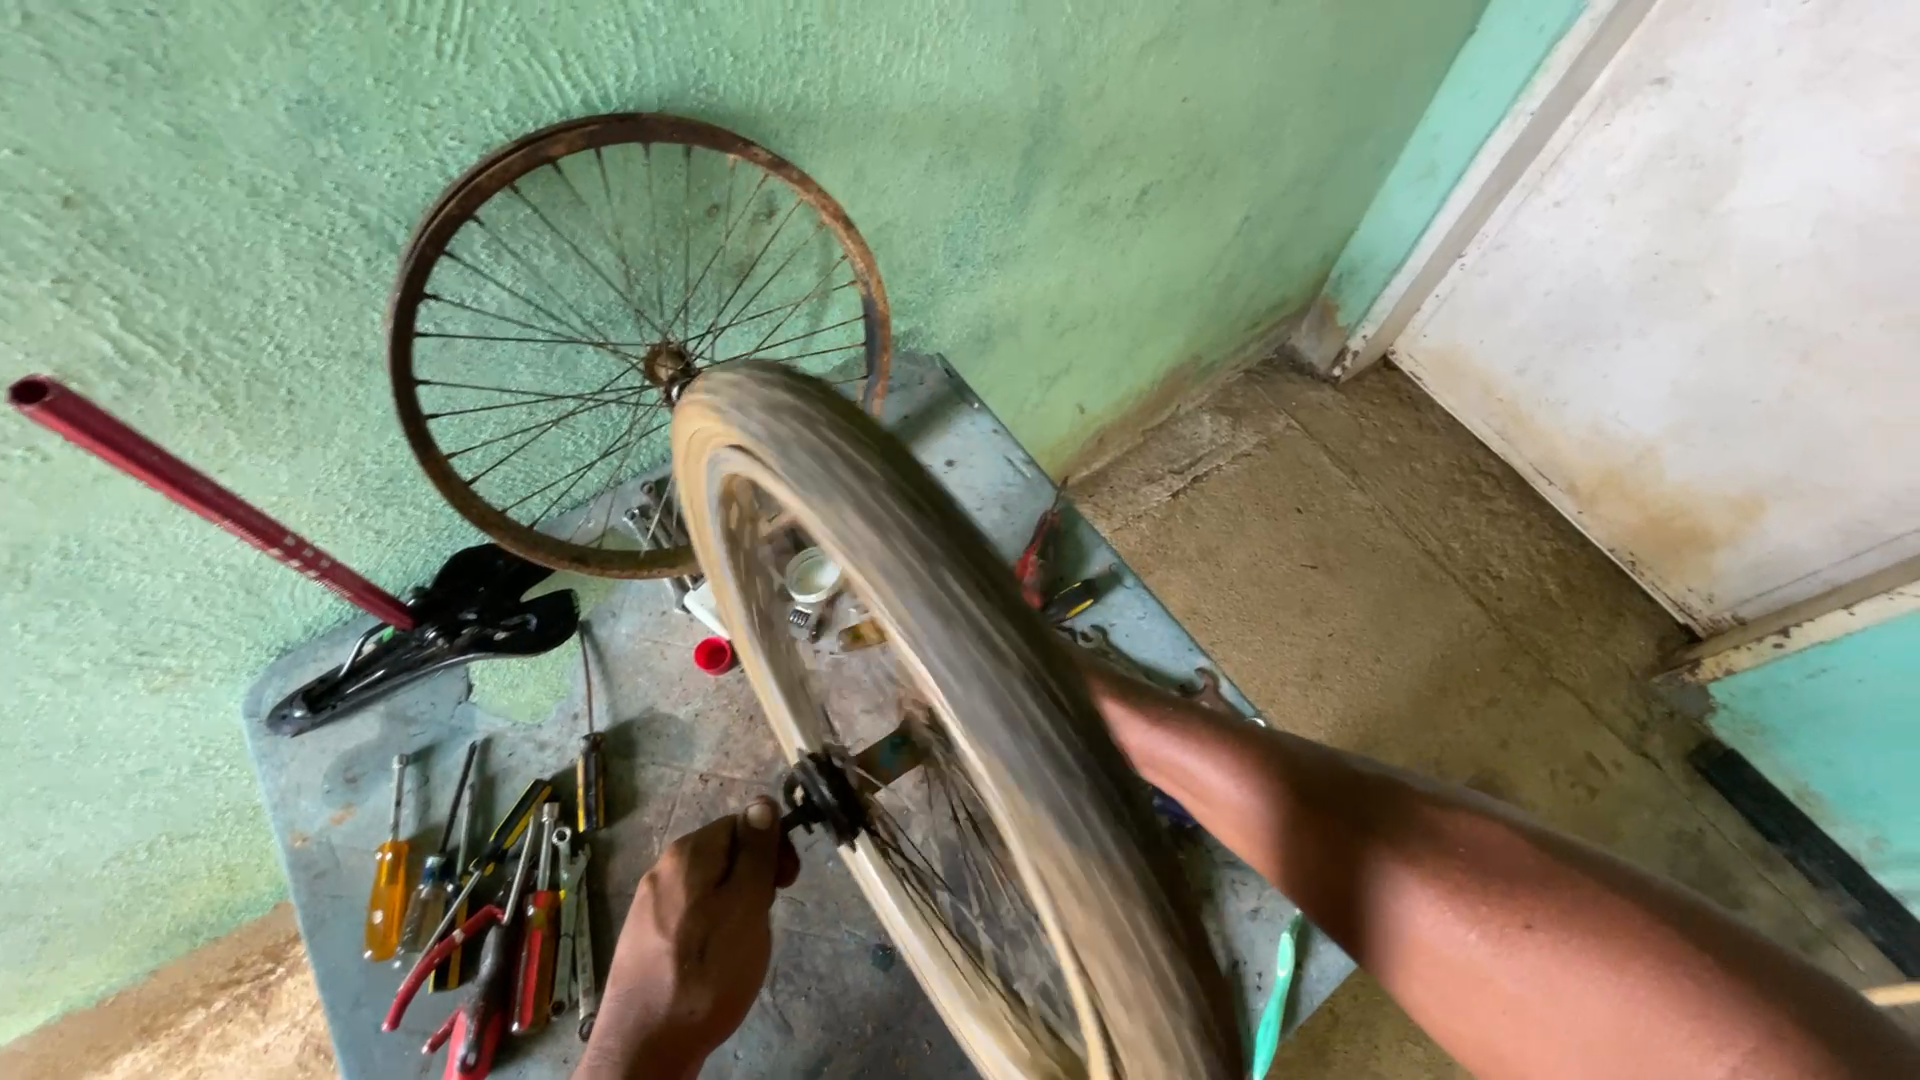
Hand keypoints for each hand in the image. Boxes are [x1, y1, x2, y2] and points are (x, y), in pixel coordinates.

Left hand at [576, 798, 799, 1078]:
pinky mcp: (646, 935)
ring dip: (736, 904)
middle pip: (726, 852)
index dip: (772, 847)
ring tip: (741, 943)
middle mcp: (663, 868)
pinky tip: (715, 959)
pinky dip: (713, 927)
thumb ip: (756, 851)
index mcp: (687, 853)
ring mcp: (650, 903)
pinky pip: (693, 912)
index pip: (743, 822)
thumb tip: (764, 802)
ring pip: (711, 885)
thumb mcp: (746, 905)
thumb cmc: (706, 972)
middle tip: (762, 916)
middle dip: (754, 878)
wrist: (644, 1047)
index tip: (785, 884)